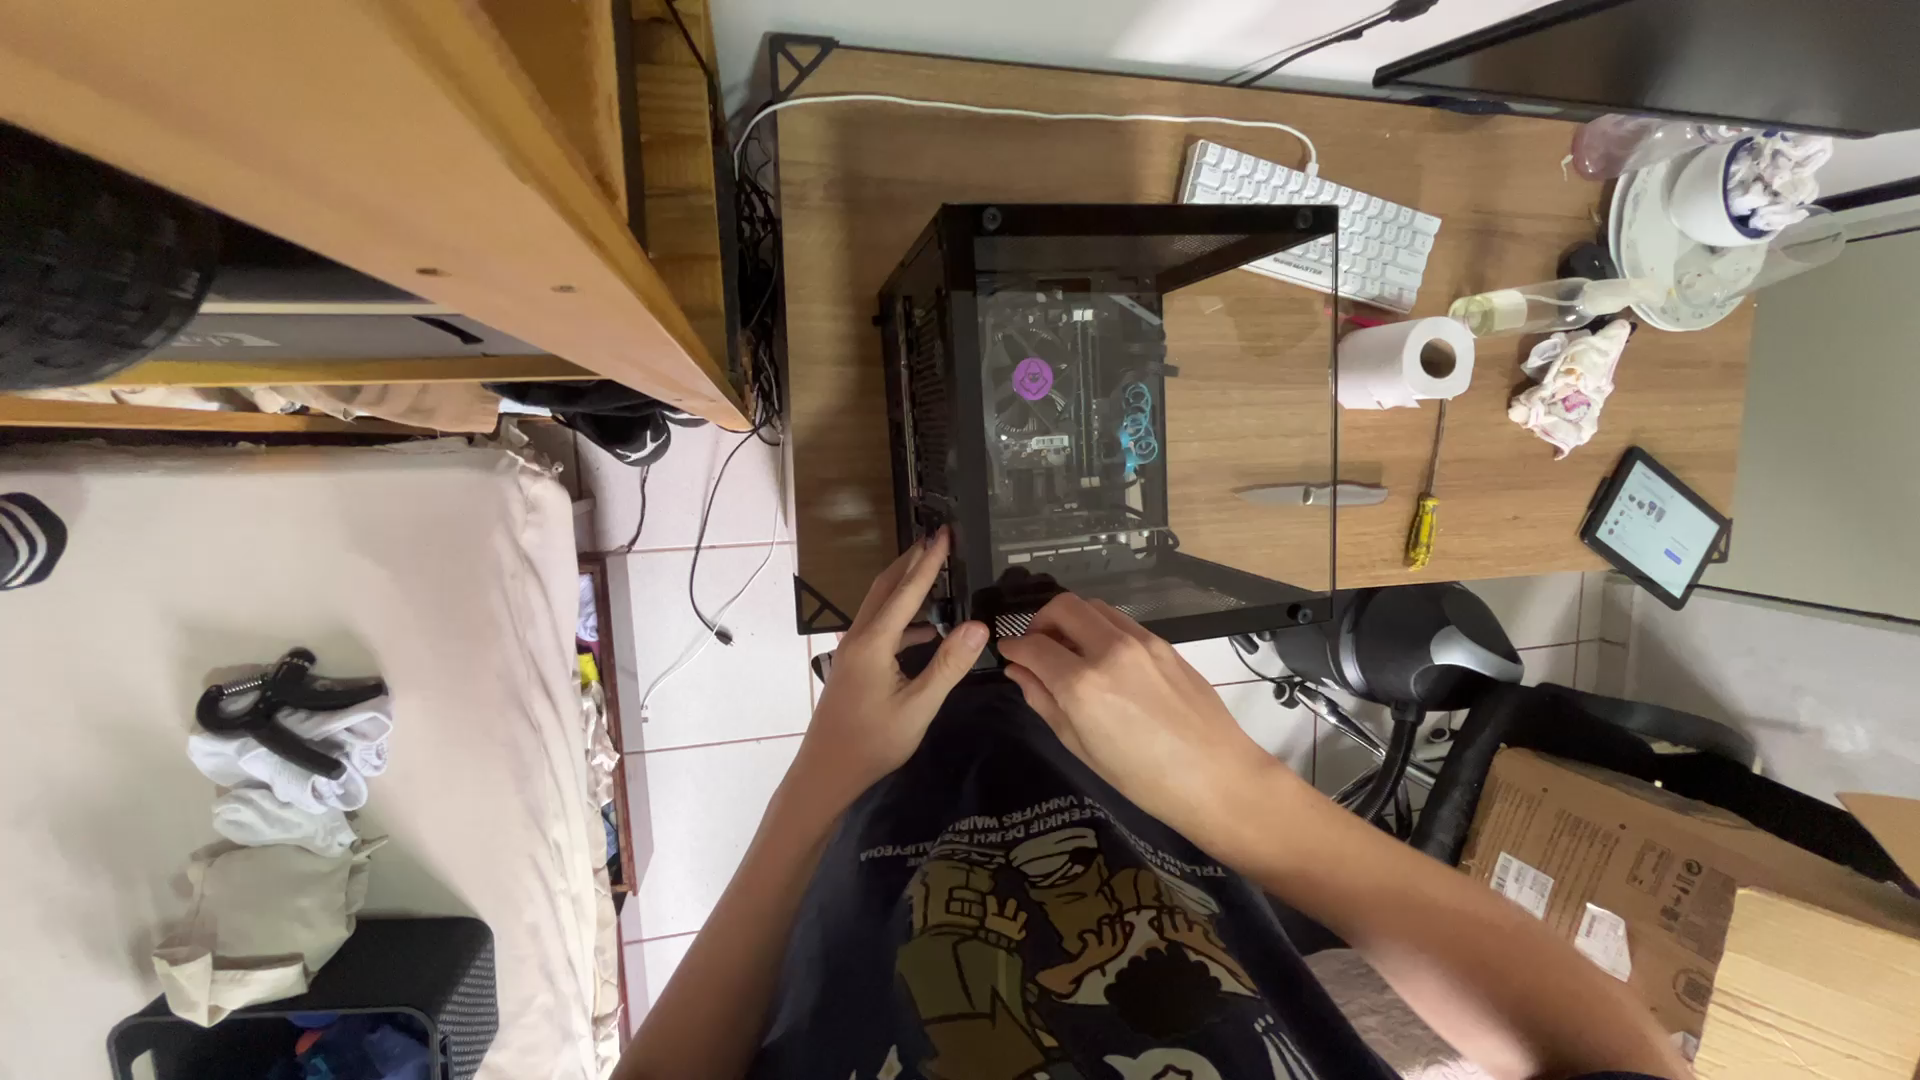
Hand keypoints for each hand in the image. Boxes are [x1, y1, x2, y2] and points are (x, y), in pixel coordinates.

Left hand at [789, 528, 988, 808]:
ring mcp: (852, 650)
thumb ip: (948, 665)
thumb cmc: (873, 742)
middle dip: (911, 561)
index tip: (944, 534)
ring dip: (905, 587)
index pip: (906, 591)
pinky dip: (902, 618)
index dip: (928, 561)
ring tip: (933, 575)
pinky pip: (879, 627)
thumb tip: (978, 626)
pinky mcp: (853, 665)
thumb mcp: (919, 706)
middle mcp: (859, 637)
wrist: (826, 772)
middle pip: (885, 587)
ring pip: (880, 606)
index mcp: (874, 642)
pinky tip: (924, 631)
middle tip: (937, 540)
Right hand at [997, 594, 1289, 843]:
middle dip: (1039, 621)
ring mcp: (1141, 642)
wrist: (1217, 777)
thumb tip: (1018, 672)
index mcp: (1083, 685)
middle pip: (1061, 607)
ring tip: (1068, 649)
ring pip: (1092, 606)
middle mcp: (1109, 651)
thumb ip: (1044, 702)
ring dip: (1070, 618)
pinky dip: (1099, 626)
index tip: (1008, 653)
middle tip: (1036, 646)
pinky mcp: (1163, 643)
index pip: (1033, 646)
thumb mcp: (1081, 748)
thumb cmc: (1144, 779)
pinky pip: (1120, 620)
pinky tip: (1101, 656)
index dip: (1013, 647)